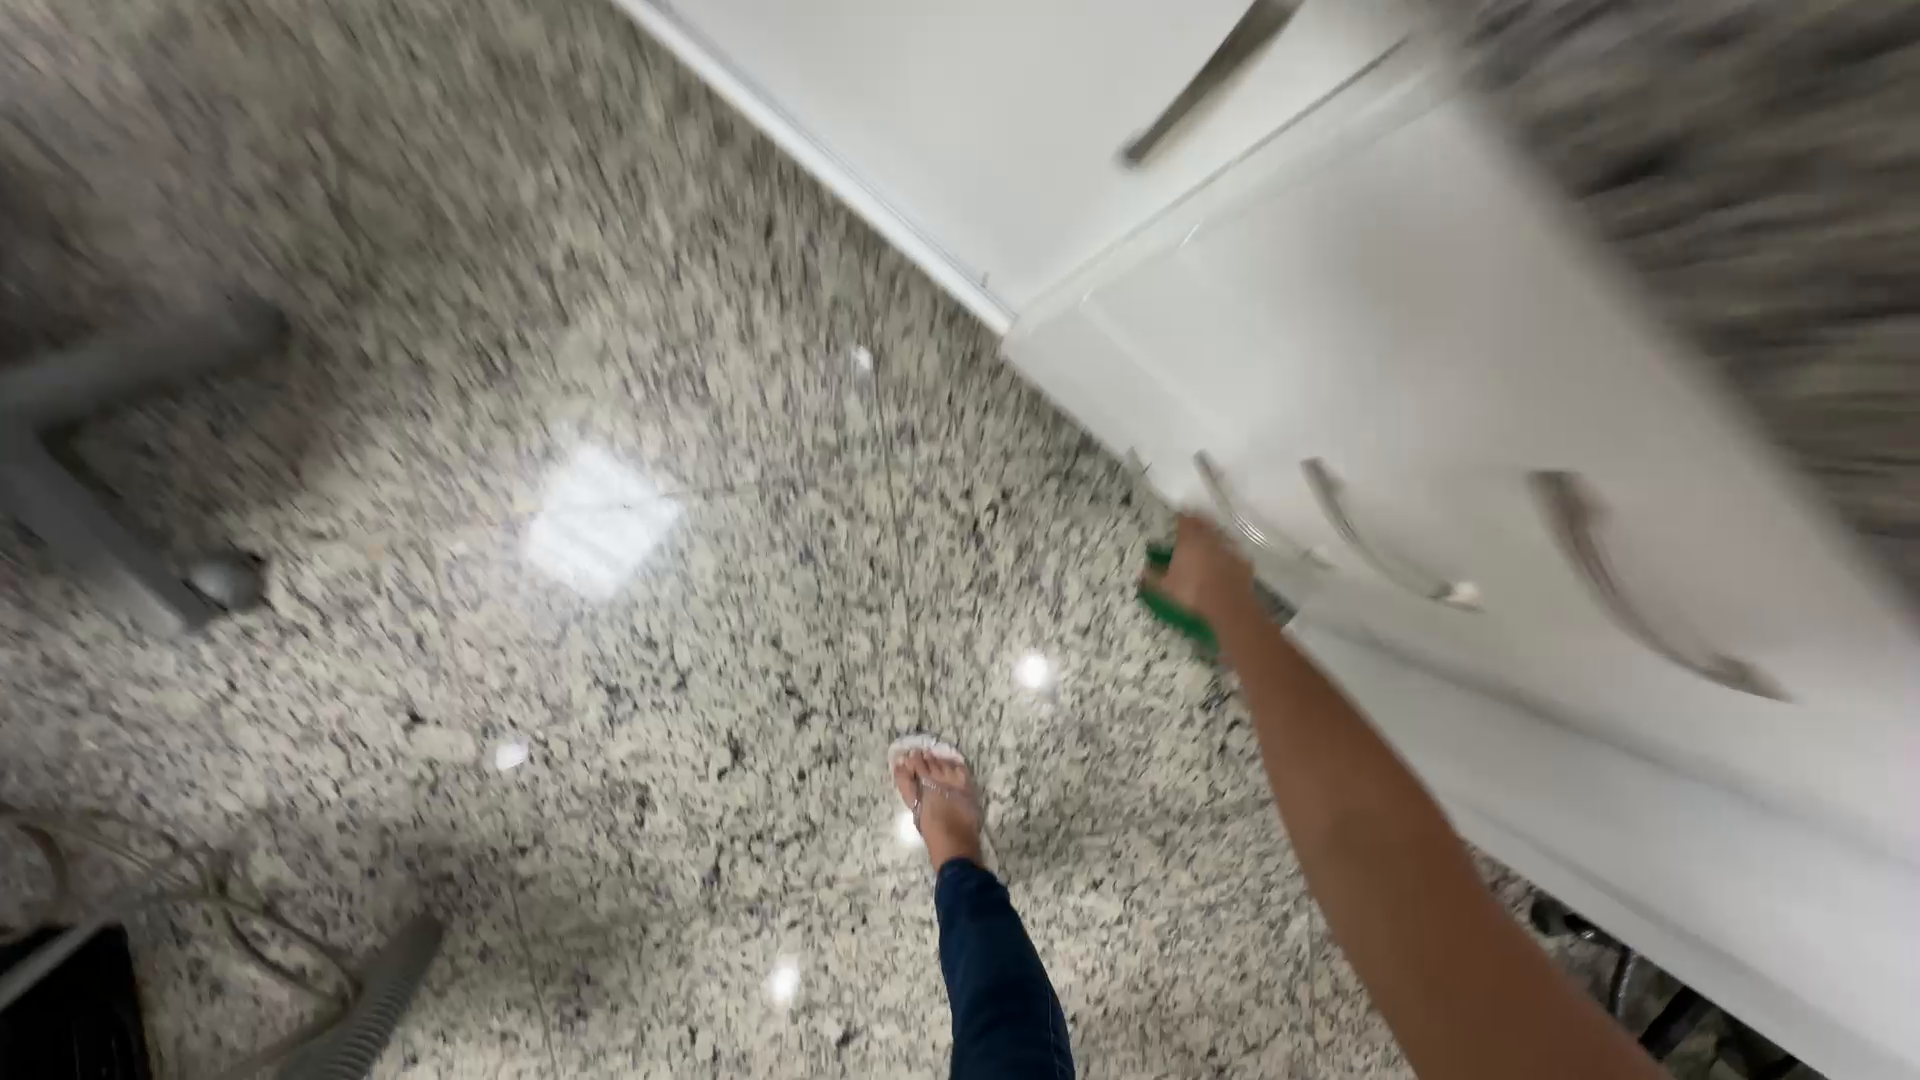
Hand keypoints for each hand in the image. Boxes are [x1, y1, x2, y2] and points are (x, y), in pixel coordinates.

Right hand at [1141, 512, 1254, 622]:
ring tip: (1207, 539)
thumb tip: (1142, 571)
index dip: (1180, 517)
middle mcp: (1210, 538)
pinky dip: (1226, 551)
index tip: (1177, 517)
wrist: (1228, 606)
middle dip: (1198, 522)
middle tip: (1191, 525)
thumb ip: (1153, 577)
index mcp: (1189, 540)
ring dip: (1213, 534)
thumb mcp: (1165, 588)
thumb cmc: (1192, 593)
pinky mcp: (1243, 561)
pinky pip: (1232, 550)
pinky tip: (1223, 558)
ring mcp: (1229, 548)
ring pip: (1220, 534)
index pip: (1185, 520)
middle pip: (1204, 523)